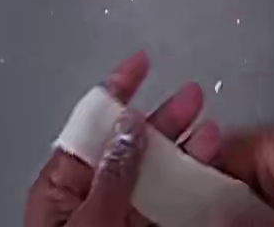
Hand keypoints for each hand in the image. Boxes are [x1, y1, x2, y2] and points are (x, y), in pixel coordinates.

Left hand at [25, 51, 223, 226]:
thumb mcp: (88, 226)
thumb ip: (112, 174)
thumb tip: (129, 123)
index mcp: (63, 188)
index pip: (91, 126)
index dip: (116, 91)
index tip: (142, 62)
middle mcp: (94, 197)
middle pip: (131, 143)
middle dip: (164, 116)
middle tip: (194, 95)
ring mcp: (122, 218)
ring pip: (157, 170)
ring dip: (185, 145)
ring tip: (210, 128)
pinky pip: (171, 201)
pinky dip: (192, 180)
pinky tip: (210, 163)